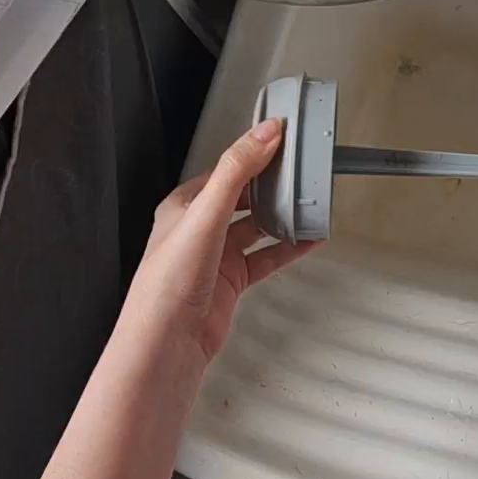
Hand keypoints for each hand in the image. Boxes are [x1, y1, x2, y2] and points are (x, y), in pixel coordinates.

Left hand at [122, 118, 319, 362]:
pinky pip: (267, 257)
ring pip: (258, 227)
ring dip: (283, 217)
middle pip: (243, 197)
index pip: (225, 169)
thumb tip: (263, 135)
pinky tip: (308, 240)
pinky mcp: (232, 281)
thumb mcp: (205, 214)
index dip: (253, 153)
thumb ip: (236, 171)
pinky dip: (289, 248)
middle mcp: (199, 229)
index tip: (282, 140)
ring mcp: (217, 256)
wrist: (167, 344)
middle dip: (271, 185)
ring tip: (310, 204)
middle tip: (301, 171)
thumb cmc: (169, 284)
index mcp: (184, 206)